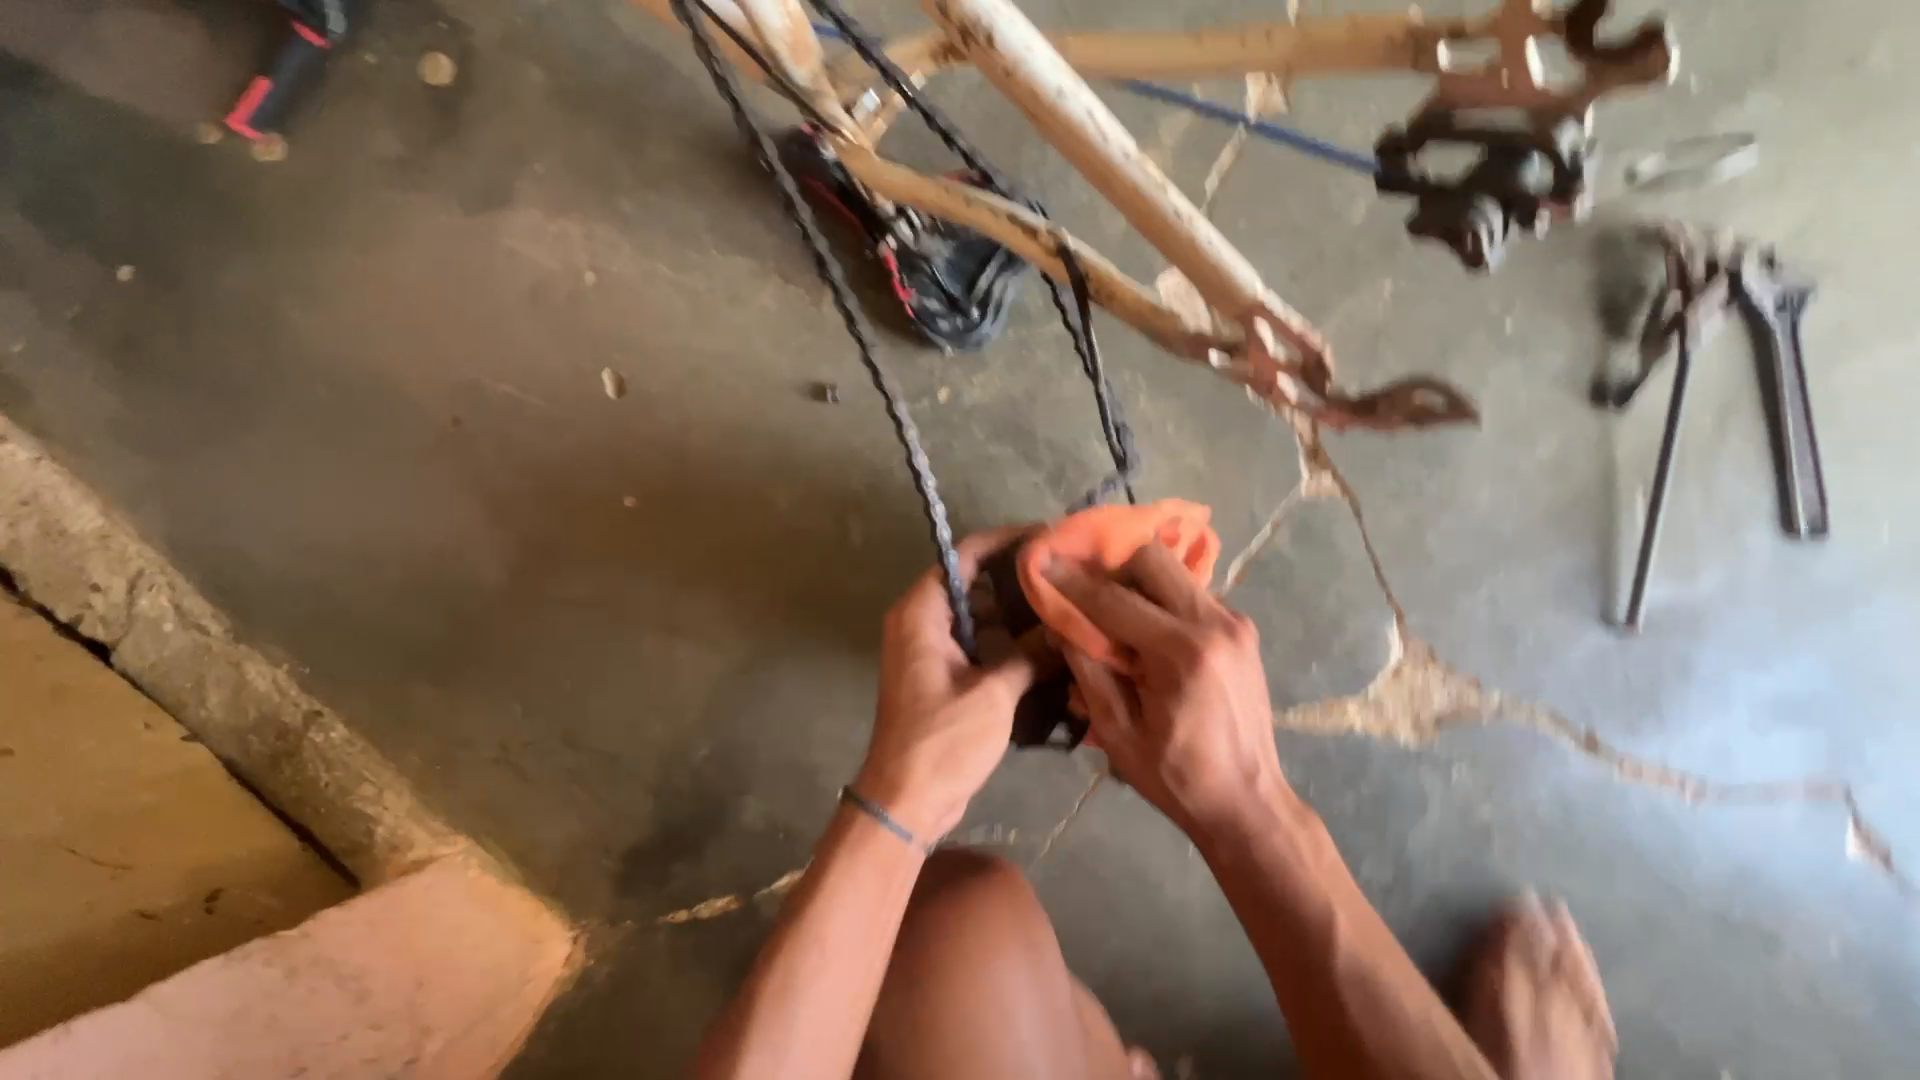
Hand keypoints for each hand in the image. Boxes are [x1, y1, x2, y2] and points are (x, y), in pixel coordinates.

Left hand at [855, 528, 1039, 841]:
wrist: (906, 800)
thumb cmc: (943, 741)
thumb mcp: (994, 694)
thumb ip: (1030, 654)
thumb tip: (1066, 626)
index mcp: (922, 613)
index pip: (964, 556)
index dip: (1005, 542)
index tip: (1047, 537)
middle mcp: (920, 622)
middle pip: (972, 584)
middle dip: (1016, 581)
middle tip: (1066, 576)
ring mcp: (929, 650)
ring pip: (977, 617)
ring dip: (1014, 616)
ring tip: (1064, 608)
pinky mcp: (940, 676)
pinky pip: (975, 645)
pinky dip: (1005, 644)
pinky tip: (1046, 648)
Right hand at [1045, 544, 1288, 836]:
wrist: (1248, 803)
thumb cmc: (1176, 777)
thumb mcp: (1117, 731)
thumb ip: (1087, 669)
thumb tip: (1059, 623)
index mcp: (1183, 652)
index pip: (1113, 598)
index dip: (1071, 580)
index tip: (1039, 560)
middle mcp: (1215, 623)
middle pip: (1153, 558)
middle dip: (1110, 562)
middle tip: (1079, 581)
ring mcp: (1235, 623)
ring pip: (1174, 572)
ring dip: (1135, 581)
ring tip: (1106, 606)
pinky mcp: (1242, 630)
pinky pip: (1190, 595)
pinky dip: (1159, 600)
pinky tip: (1141, 629)